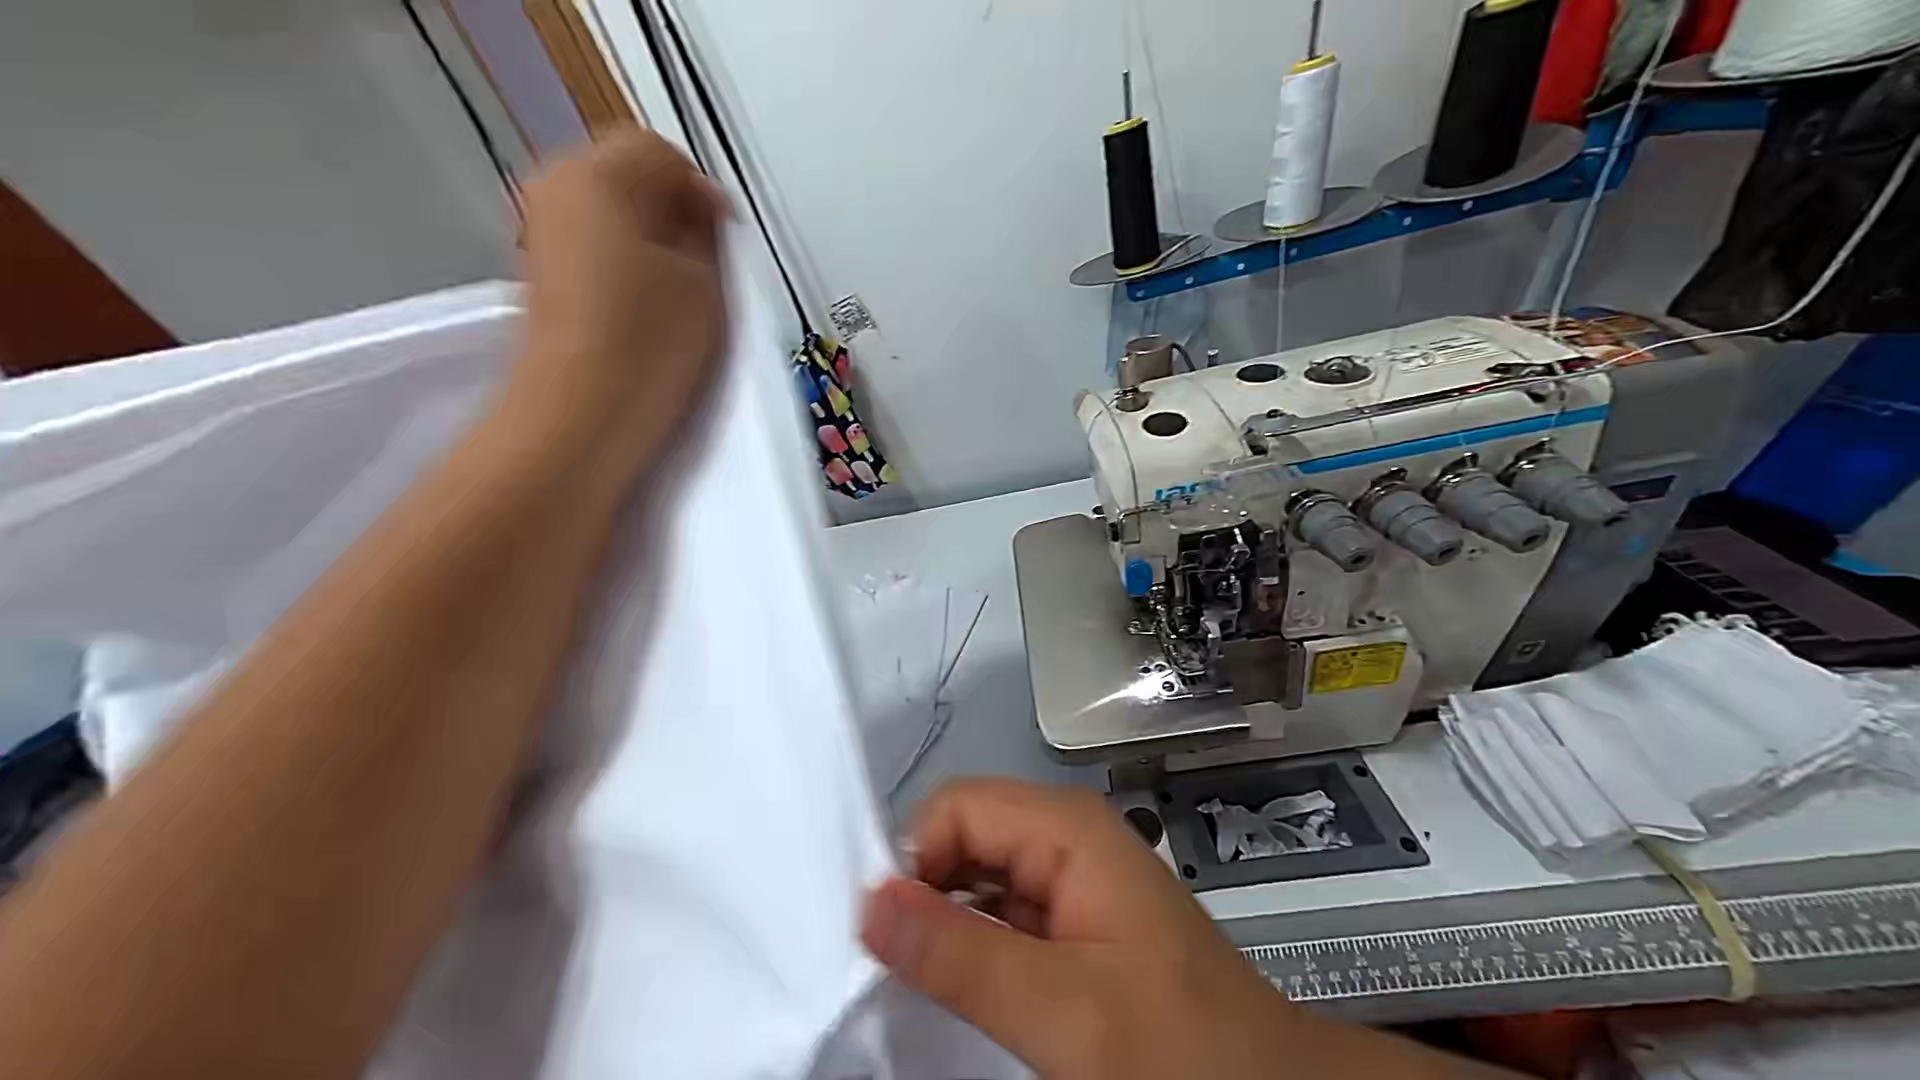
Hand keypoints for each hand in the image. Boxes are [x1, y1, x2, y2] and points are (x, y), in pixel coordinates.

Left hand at [510, 128, 728, 475]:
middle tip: (708, 261)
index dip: (703, 192)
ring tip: (682, 289)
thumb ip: (707, 234)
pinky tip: (649, 304)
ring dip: (651, 238)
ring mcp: (541, 233)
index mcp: (595, 176)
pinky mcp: (542, 274)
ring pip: (611, 213)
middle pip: (628, 175)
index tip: (728, 238)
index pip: (660, 153)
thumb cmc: (649, 344)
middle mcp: (555, 191)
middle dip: (672, 209)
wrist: (583, 414)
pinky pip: (594, 244)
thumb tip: (699, 218)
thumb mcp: (703, 281)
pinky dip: (626, 260)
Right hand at [861, 779, 1302, 1079]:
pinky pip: (993, 912)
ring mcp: (1063, 876)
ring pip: (971, 875)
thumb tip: (869, 903)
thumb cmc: (1177, 1042)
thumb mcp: (1065, 1007)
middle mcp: (1059, 835)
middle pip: (960, 834)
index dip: (913, 859)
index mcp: (1063, 827)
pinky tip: (961, 985)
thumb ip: (960, 955)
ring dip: (941, 922)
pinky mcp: (1064, 917)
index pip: (954, 807)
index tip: (886, 932)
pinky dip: (966, 944)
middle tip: (901, 965)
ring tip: (927, 980)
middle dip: (923, 890)